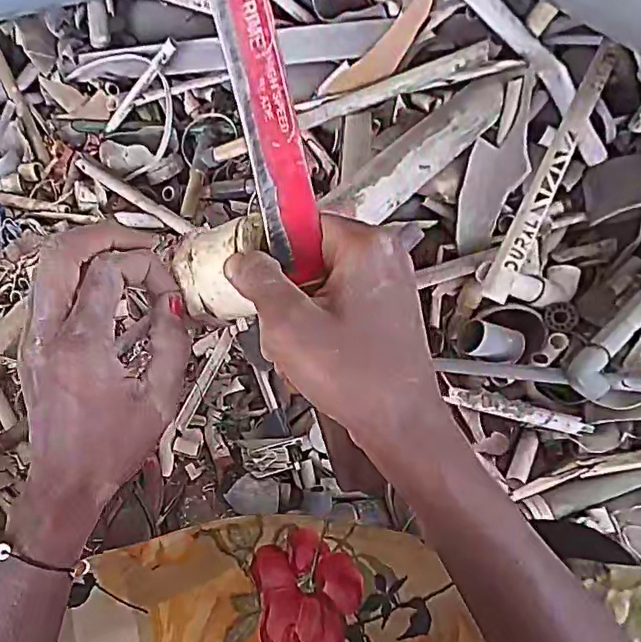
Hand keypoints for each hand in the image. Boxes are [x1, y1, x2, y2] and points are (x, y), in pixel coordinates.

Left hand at [16, 223, 189, 559]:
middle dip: (103, 233)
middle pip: (61, 251)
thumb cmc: (104, 453)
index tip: (164, 283)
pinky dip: (75, 280)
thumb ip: (173, 344)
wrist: (65, 481)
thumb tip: (174, 306)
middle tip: (135, 240)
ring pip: (46, 267)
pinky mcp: (32, 349)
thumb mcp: (159, 401)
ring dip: (85, 253)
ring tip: (120, 259)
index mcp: (81, 347)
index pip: (109, 271)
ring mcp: (34, 341)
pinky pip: (48, 294)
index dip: (144, 264)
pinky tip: (104, 294)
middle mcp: (49, 337)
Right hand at [225, 214, 450, 460]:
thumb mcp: (290, 325)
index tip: (247, 257)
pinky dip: (315, 329)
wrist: (398, 422)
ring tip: (299, 346)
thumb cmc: (363, 379)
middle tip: (273, 316)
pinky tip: (312, 357)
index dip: (267, 242)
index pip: (302, 219)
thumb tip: (243, 261)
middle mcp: (382, 260)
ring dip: (296, 315)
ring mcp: (383, 289)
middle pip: (307, 255)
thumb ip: (260, 283)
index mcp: (366, 247)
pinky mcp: (379, 315)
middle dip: (283, 290)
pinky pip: (332, 308)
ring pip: (317, 286)